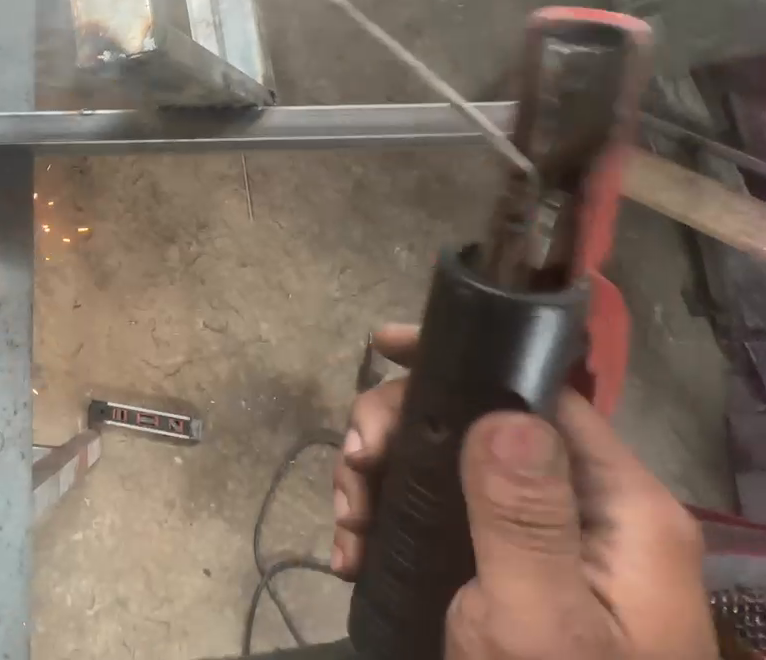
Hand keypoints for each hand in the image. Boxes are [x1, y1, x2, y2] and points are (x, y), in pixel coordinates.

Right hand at [331, 325, 715, 659]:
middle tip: (352, 461)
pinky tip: (354, 540)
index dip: (461, 360)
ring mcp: (541, 534)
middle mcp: (584, 508)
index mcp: (619, 508)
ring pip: (440, 458)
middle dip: (397, 428)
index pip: (543, 393)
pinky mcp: (501, 557)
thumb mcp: (536, 616)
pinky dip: (380, 509)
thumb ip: (525, 517)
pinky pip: (430, 502)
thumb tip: (503, 412)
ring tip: (347, 518)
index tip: (381, 349)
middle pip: (476, 419)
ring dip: (377, 474)